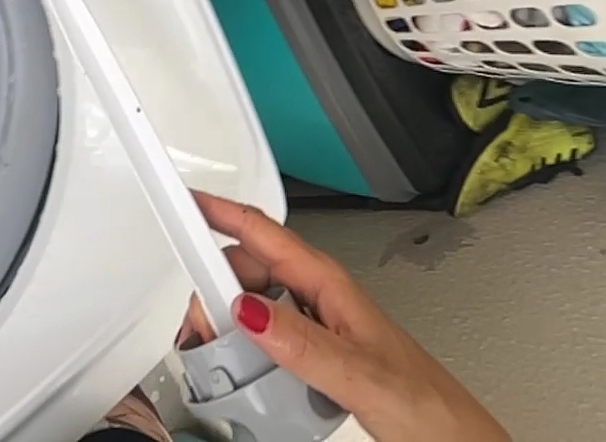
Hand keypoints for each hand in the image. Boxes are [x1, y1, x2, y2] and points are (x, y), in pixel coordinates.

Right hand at [193, 191, 509, 441]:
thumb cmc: (425, 405)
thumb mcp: (359, 374)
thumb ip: (301, 342)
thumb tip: (247, 309)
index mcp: (324, 279)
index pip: (258, 228)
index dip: (215, 208)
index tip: (179, 199)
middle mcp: (314, 290)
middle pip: (243, 262)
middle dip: (210, 281)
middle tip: (196, 322)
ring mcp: (311, 316)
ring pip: (248, 295)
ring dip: (222, 315)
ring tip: (217, 350)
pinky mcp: (308, 343)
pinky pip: (259, 326)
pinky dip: (238, 339)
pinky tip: (241, 365)